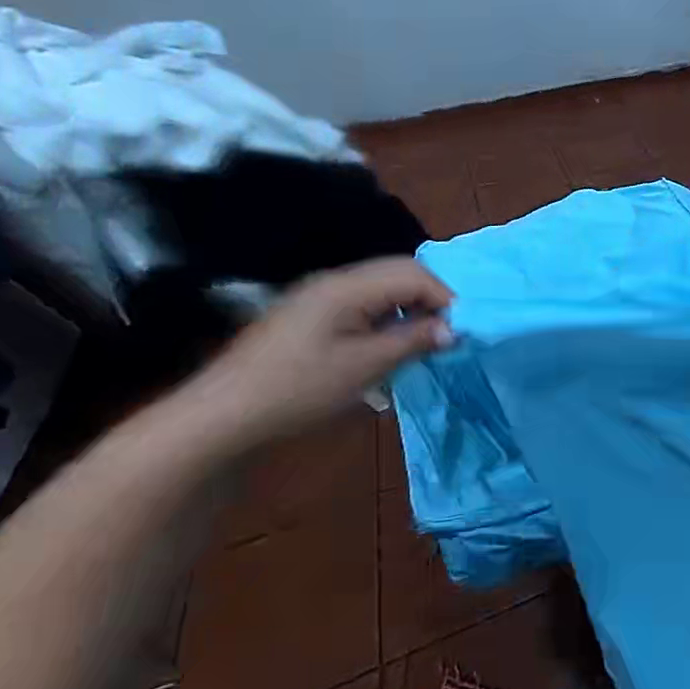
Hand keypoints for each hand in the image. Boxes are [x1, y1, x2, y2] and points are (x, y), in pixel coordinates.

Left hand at [179, 257, 454, 449]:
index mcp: (348, 286)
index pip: (415, 274)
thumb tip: (454, 329)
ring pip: (382, 287)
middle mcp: (335, 280)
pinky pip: (364, 303)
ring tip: (427, 340)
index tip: (465, 331)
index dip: (447, 298)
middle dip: (432, 298)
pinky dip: (389, 316)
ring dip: (411, 307)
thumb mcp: (366, 367)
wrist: (224, 415)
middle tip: (450, 333)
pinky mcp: (311, 315)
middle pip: (399, 272)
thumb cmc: (300, 389)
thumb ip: (414, 340)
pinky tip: (392, 344)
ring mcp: (319, 296)